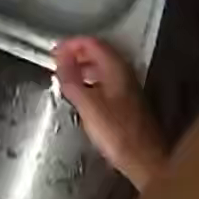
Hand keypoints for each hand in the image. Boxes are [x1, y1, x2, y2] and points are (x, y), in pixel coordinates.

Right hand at [55, 37, 169, 189]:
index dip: (71, 43)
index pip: (91, 42)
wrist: (143, 156)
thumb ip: (72, 81)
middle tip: (57, 60)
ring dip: (82, 65)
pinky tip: (80, 91)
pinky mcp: (125, 97)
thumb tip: (61, 61)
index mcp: (115, 66)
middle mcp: (122, 69)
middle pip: (97, 50)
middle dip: (75, 52)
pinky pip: (103, 77)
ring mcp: (125, 82)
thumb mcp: (88, 105)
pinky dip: (89, 77)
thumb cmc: (117, 131)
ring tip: (64, 74)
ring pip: (100, 64)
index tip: (55, 50)